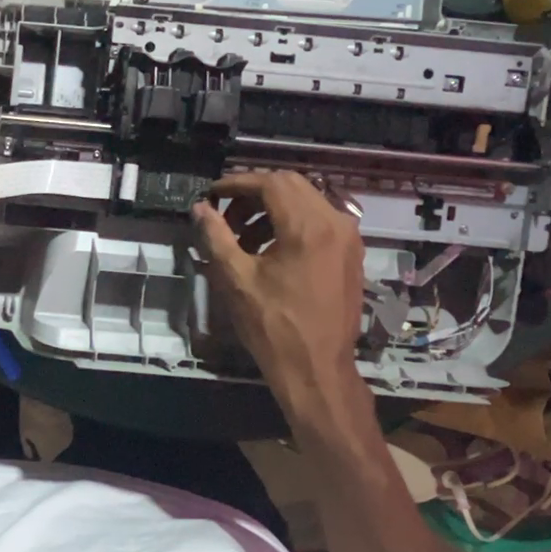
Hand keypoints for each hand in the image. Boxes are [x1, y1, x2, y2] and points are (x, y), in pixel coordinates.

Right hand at [191, 171, 367, 421]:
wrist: (316, 368)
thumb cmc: (272, 326)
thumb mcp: (236, 280)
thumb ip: (216, 237)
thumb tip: (200, 209)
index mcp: (308, 227)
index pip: (271, 183)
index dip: (237, 183)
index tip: (212, 194)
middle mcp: (335, 222)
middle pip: (291, 185)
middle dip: (253, 194)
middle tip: (224, 215)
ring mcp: (348, 238)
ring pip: (306, 201)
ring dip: (271, 209)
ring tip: (241, 238)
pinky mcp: (350, 254)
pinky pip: (319, 221)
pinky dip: (290, 224)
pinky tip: (268, 250)